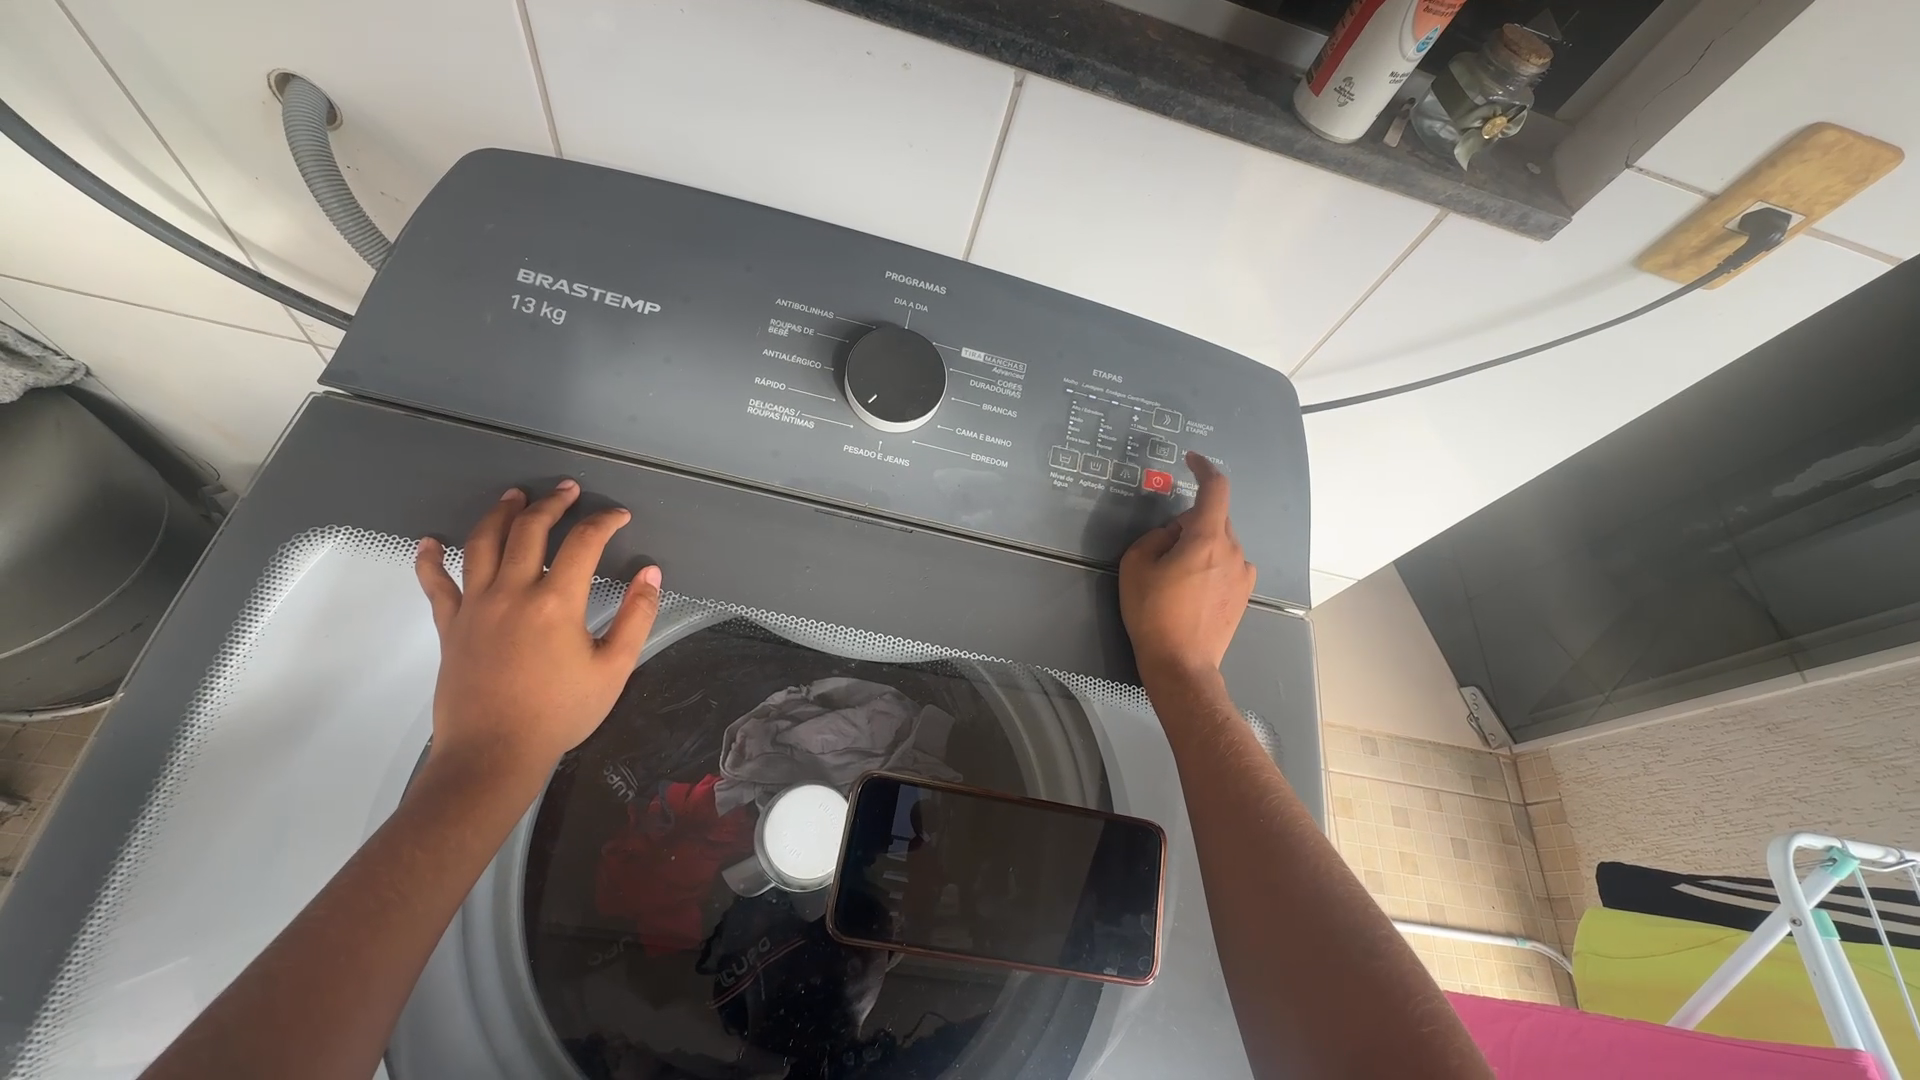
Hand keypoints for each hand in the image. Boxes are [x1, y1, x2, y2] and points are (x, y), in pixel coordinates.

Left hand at [414, 480, 661, 783]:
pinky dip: (430, 558)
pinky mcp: (451, 625)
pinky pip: (435, 583)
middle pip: (529, 530)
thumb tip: (651, 574)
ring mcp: (475, 606)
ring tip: (514, 496)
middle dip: (551, 504)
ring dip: (500, 514)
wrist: (493, 754)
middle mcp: (512, 592)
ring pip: (482, 543)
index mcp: (556, 602)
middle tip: (567, 491)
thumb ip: (637, 617)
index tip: (619, 516)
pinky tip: (429, 541)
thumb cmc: (560, 713)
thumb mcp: (614, 668)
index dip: (605, 522)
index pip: (584, 544)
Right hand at [1119, 452, 1255, 680]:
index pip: (1215, 489)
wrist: (1181, 663)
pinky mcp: (1244, 593)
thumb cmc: (1153, 613)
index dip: (1203, 468)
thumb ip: (1156, 537)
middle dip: (1188, 523)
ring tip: (1174, 578)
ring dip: (1199, 547)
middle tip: (1162, 549)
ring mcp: (1243, 573)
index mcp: (1206, 539)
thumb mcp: (1136, 565)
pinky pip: (1227, 564)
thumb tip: (1173, 534)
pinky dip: (1210, 566)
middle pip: (1213, 519)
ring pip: (1220, 543)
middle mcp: (1233, 551)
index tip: (1192, 461)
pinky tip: (1191, 592)